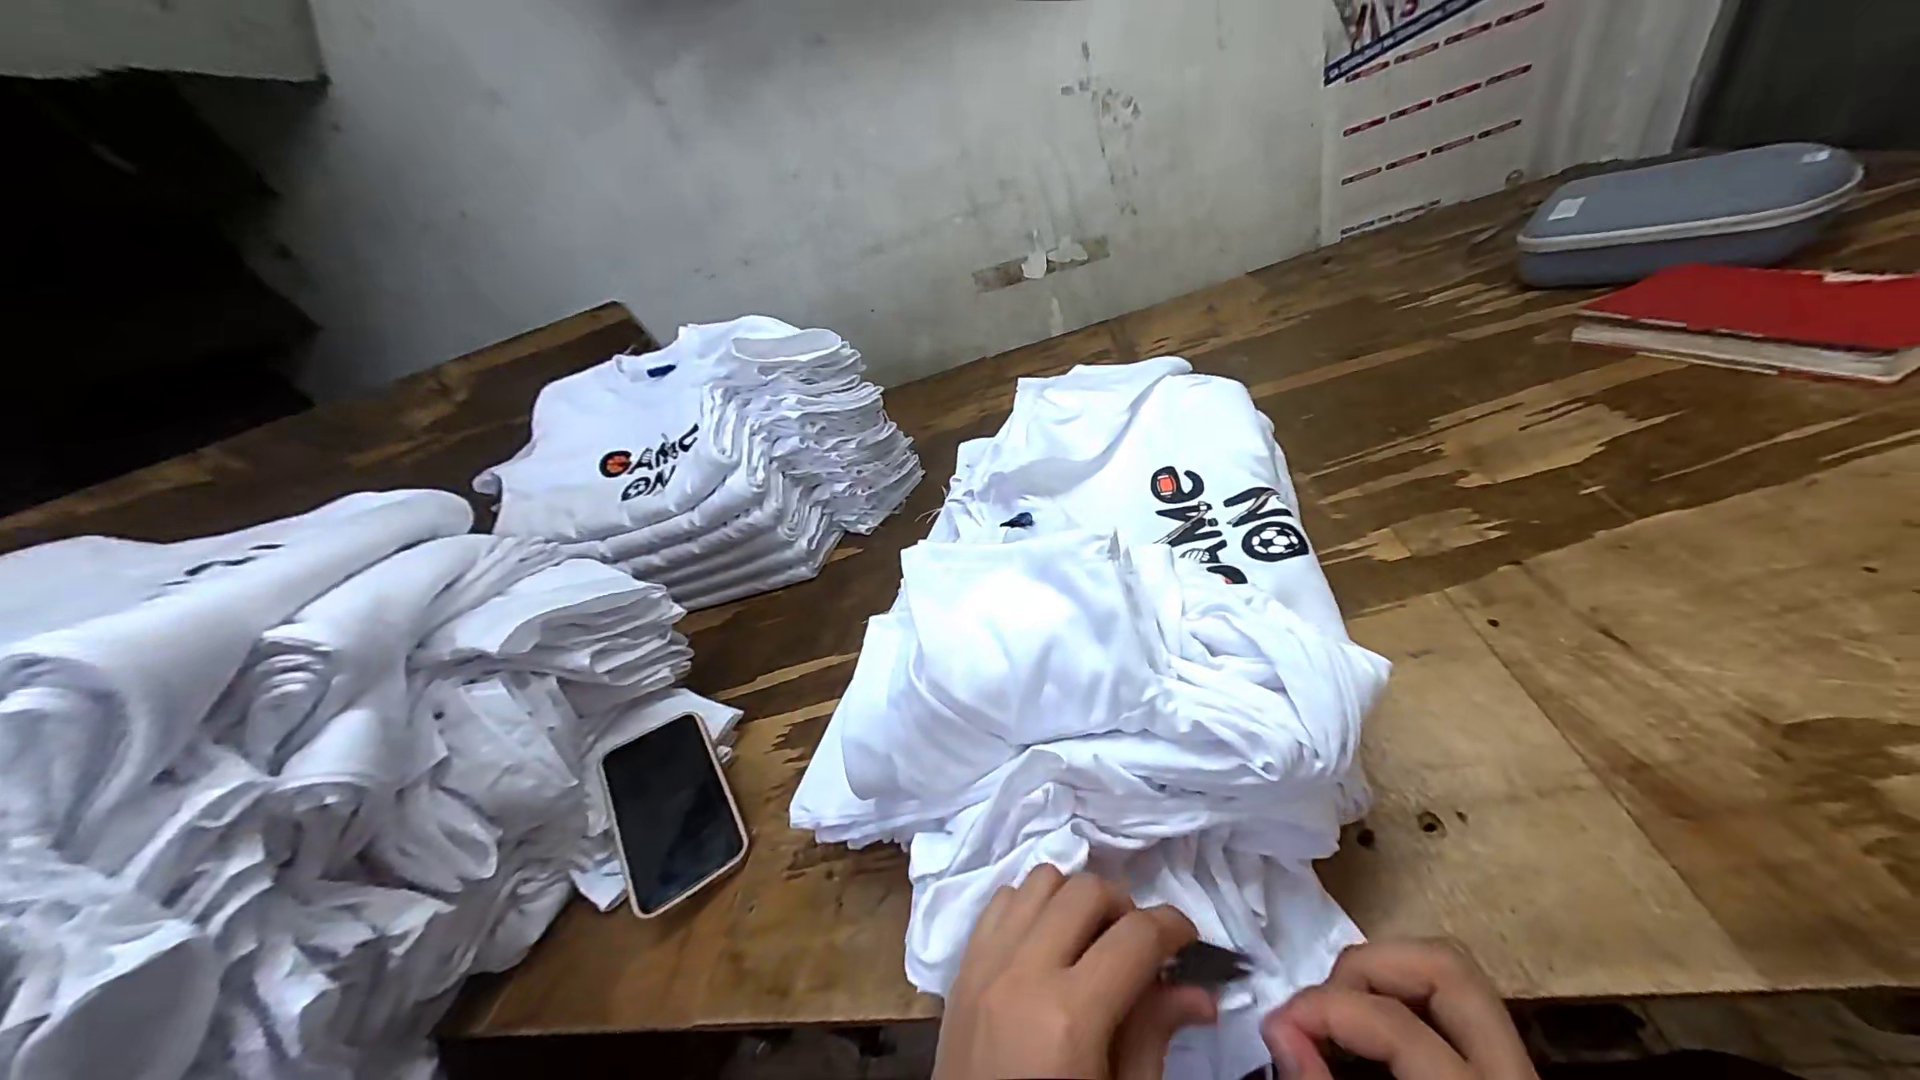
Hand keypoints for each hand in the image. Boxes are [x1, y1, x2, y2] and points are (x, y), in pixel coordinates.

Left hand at [933, 866, 1217, 1079]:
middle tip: (1137, 946)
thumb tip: (1199, 992)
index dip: (1173, 927)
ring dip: (1074, 898)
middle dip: (1124, 907)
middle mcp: (1024, 971)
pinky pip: (1002, 900)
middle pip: (1085, 890)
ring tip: (1090, 938)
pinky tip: (1046, 941)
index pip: (1135, 936)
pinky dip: (1032, 905)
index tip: (1188, 939)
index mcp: (1070, 1016)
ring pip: (1041, 880)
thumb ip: (1153, 1035)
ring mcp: (986, 961)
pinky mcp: (962, 963)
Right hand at [1262, 940, 1537, 1079]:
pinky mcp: (1505, 1079)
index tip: (1276, 1027)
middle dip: (1365, 969)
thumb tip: (1279, 1029)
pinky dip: (1399, 997)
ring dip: (1382, 975)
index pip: (1400, 1027)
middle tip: (1320, 1006)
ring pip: (1453, 973)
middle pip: (1448, 970)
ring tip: (1339, 1013)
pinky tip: (1368, 1033)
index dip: (1323, 1010)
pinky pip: (1452, 1008)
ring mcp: (1519, 1079)